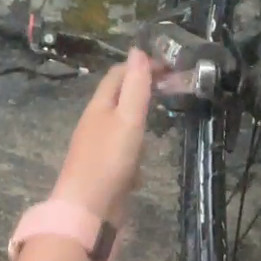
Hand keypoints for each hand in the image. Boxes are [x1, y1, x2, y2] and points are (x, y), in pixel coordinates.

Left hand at [49, 49, 154, 225]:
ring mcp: (98, 148)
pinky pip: (123, 154)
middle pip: (119, 98)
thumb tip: (137, 50)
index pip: (118, 74)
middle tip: (172, 90)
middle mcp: (96, 123)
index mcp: (99, 106)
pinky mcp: (104, 171)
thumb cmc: (108, 160)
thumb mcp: (127, 118)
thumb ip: (135, 86)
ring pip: (122, 127)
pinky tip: (145, 163)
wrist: (87, 210)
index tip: (170, 66)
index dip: (142, 65)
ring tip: (163, 122)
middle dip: (143, 91)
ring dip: (140, 122)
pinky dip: (135, 152)